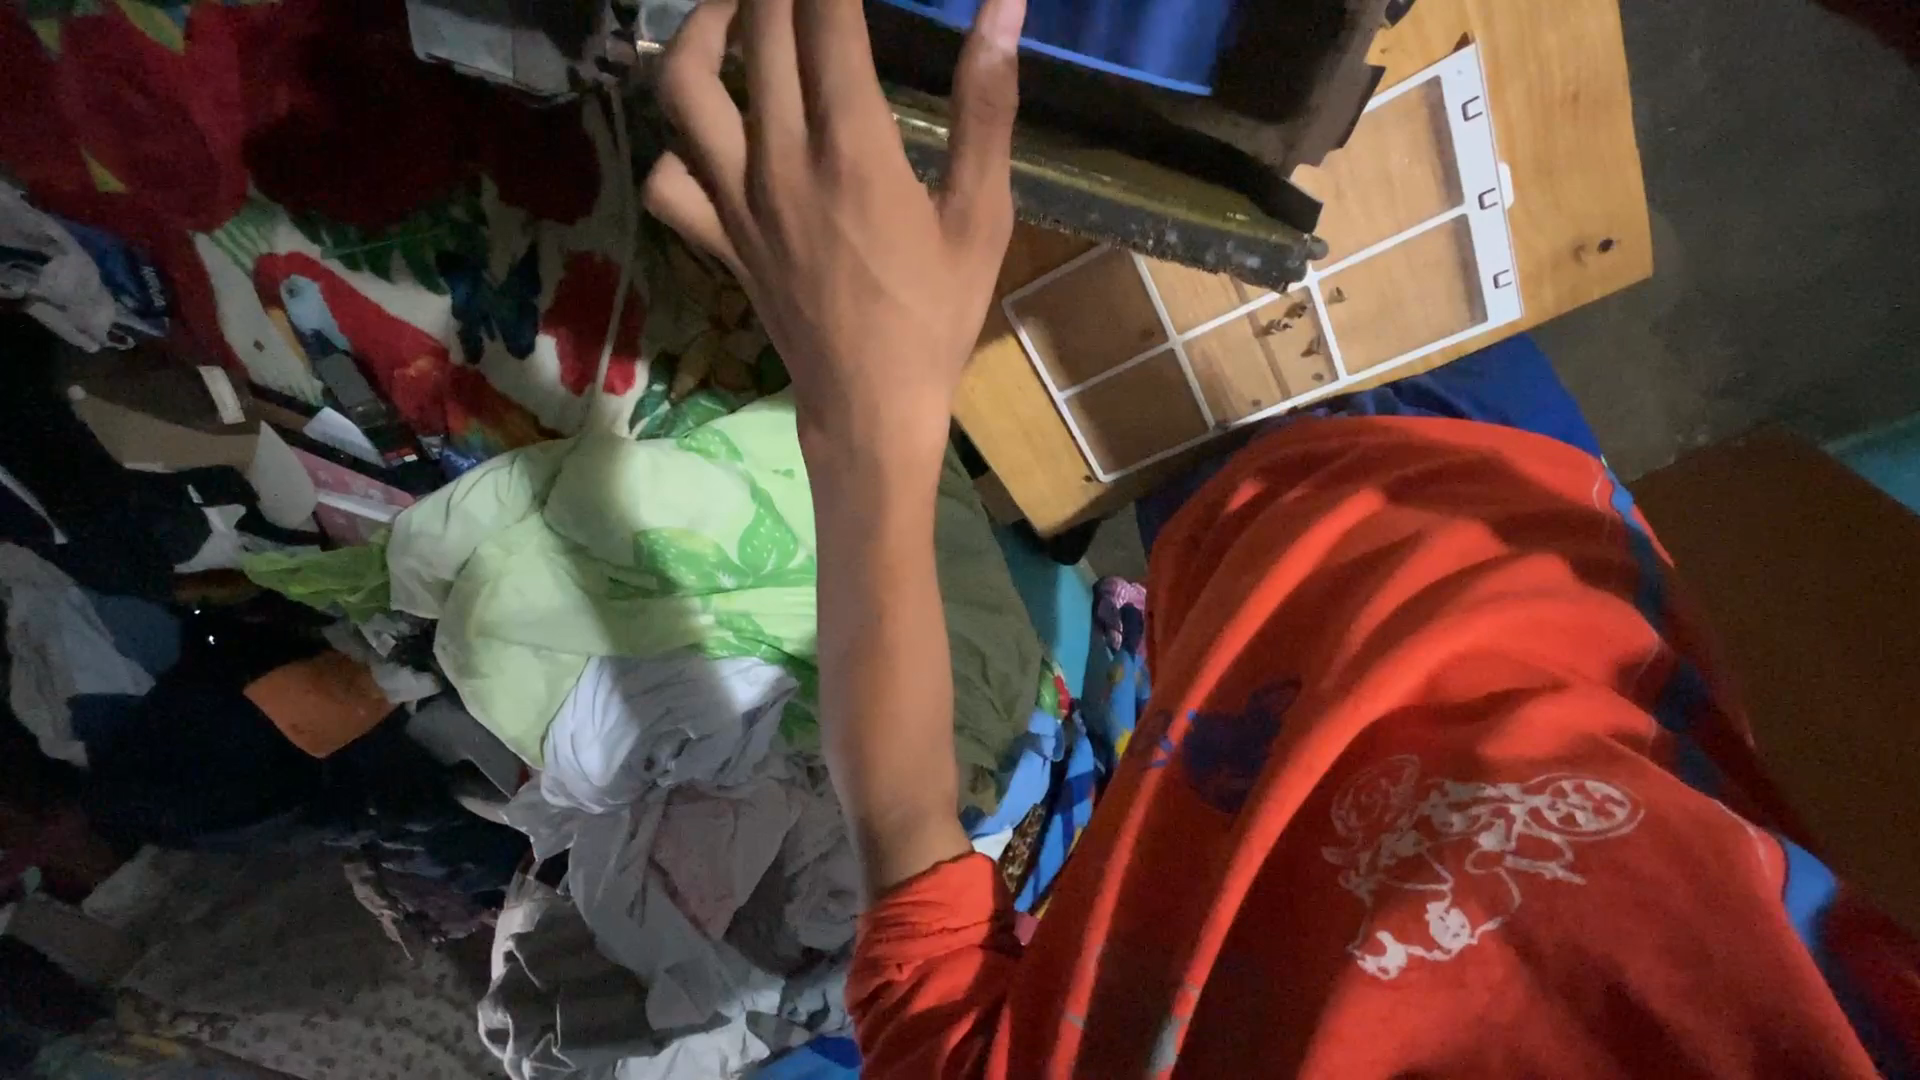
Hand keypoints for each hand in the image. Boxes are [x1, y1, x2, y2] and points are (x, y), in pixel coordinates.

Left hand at [643, 0, 1025, 482]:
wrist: (872, 409)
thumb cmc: (935, 321)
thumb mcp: (981, 222)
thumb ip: (987, 111)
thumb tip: (1005, 7)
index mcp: (854, 150)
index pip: (824, 13)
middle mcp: (780, 161)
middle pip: (758, 28)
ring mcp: (737, 203)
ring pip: (685, 86)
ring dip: (704, 28)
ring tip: (737, 13)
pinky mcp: (720, 243)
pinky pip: (670, 180)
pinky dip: (677, 147)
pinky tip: (710, 139)